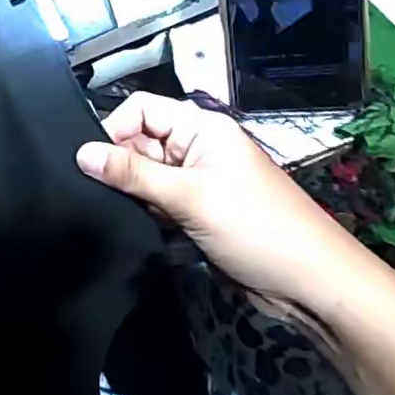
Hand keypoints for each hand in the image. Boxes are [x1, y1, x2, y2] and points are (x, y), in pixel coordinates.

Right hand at [76, 92, 344, 309]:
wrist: (312, 285)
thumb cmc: (256, 228)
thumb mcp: (189, 197)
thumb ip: (133, 174)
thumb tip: (82, 154)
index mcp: (201, 127)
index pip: (142, 109)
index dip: (114, 129)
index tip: (90, 161)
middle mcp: (197, 147)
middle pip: (142, 141)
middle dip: (121, 164)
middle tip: (97, 192)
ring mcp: (198, 181)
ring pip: (148, 175)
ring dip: (133, 192)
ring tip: (114, 211)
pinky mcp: (199, 212)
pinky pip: (160, 201)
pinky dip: (147, 212)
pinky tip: (136, 227)